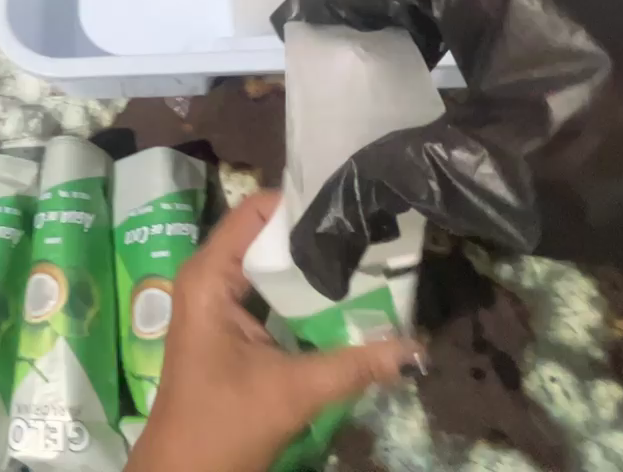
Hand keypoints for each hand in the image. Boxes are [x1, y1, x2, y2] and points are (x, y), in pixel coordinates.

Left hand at [127, 191, 425, 471]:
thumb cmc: (225, 424)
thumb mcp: (293, 391)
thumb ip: (354, 364)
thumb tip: (416, 347)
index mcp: (208, 274)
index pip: (252, 214)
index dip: (295, 203)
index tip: (343, 199)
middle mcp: (205, 274)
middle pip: (259, 234)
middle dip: (307, 231)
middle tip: (361, 225)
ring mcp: (212, 297)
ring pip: (261, 261)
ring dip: (303, 260)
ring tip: (357, 249)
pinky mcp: (223, 320)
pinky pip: (259, 287)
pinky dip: (292, 287)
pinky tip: (333, 291)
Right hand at [276, 0, 622, 350]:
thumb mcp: (497, 181)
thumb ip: (384, 186)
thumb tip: (307, 240)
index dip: (313, 28)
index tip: (287, 67)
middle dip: (357, 38)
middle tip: (331, 94)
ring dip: (402, 38)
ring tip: (375, 94)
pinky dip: (447, 35)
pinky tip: (441, 82)